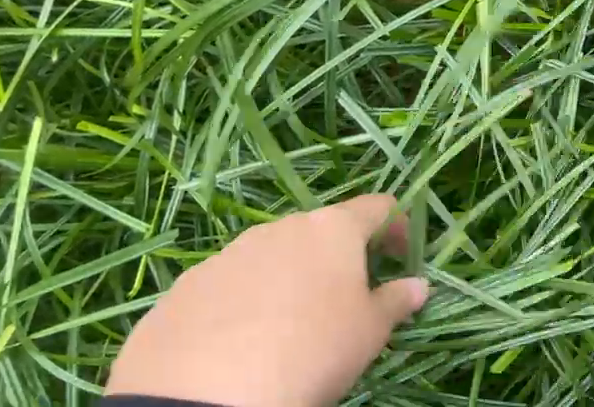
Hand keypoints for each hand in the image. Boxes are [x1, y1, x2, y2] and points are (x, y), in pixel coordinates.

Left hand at [105, 194, 428, 406]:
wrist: (194, 406)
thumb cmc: (307, 353)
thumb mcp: (369, 332)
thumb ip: (397, 301)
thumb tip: (417, 287)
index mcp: (332, 228)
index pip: (379, 207)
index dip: (397, 228)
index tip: (401, 260)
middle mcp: (279, 230)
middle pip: (320, 232)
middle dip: (336, 258)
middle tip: (344, 299)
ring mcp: (222, 259)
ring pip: (268, 259)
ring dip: (285, 280)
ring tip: (285, 328)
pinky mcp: (177, 294)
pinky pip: (222, 290)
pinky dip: (239, 307)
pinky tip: (237, 348)